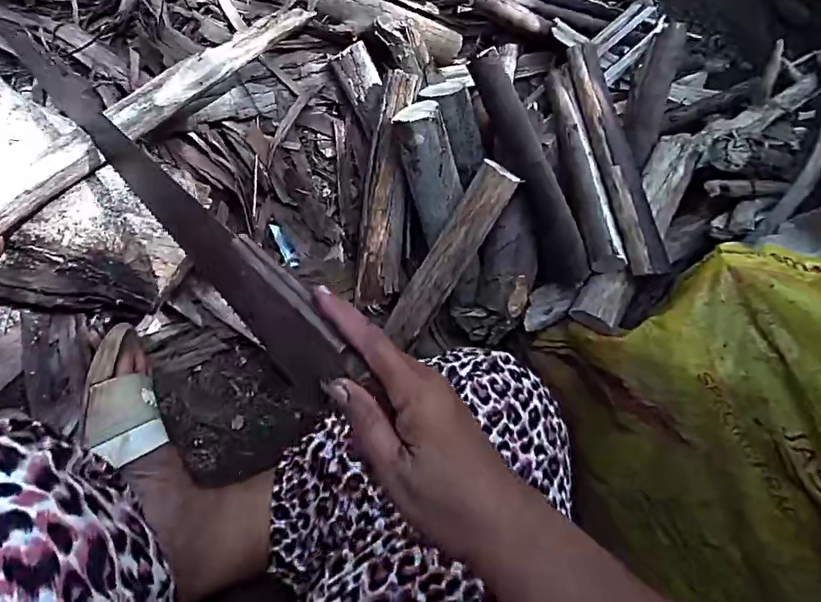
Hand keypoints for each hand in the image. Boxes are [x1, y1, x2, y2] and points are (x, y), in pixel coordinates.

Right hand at [315, 286, 552, 566]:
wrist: (509, 529)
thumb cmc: (449, 504)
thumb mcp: (395, 470)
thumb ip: (365, 422)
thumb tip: (337, 382)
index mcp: (416, 390)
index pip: (371, 341)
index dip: (343, 315)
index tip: (318, 291)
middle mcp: (428, 381)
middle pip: (379, 350)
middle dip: (346, 334)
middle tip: (310, 323)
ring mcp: (438, 394)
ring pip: (390, 369)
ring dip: (361, 363)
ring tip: (326, 358)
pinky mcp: (442, 408)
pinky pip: (401, 385)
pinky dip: (377, 383)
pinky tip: (361, 400)